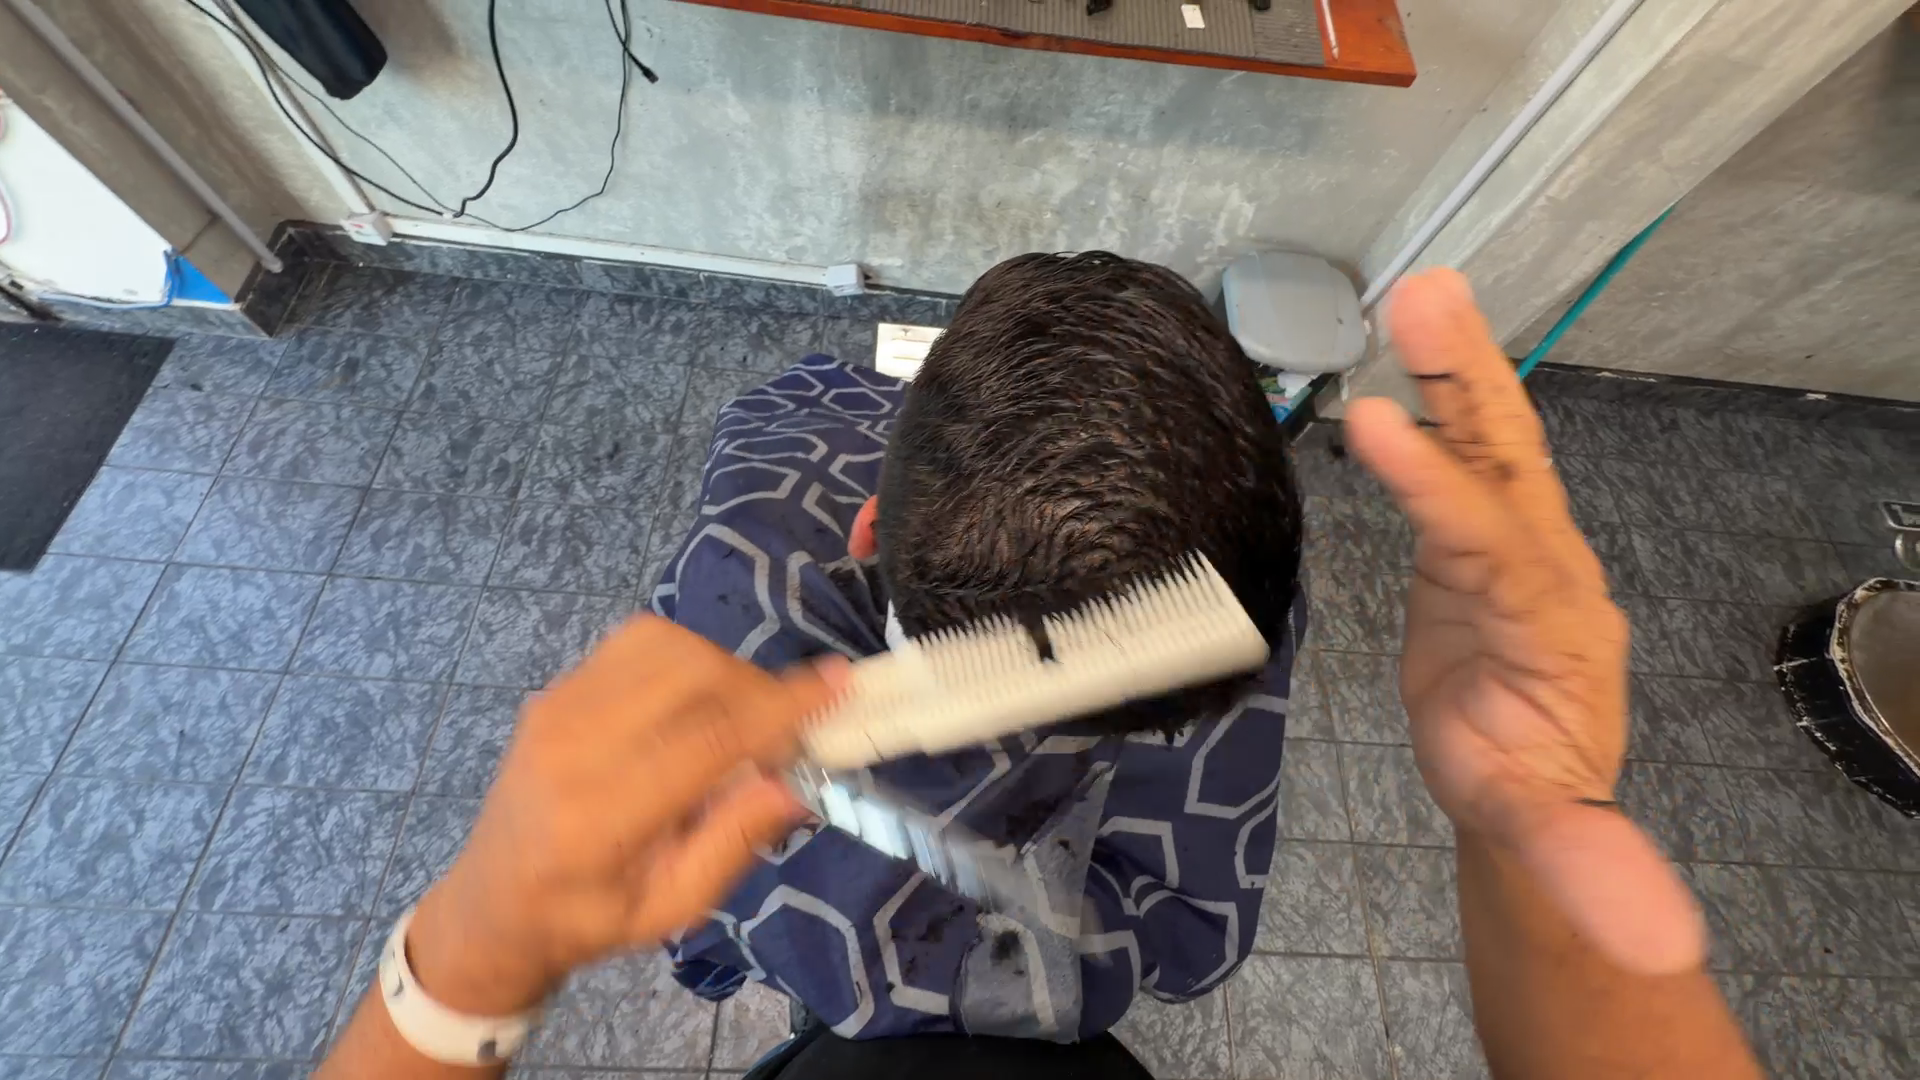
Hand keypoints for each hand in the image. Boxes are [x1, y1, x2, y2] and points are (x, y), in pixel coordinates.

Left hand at [404, 616, 840, 1014]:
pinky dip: (688, 655)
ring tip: (741, 711)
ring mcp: (557, 704)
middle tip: (783, 723)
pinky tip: (697, 695)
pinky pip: (640, 641)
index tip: (838, 683)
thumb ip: (735, 842)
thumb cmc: (587, 916)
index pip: (710, 738)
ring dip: (725, 668)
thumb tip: (796, 781)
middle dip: (758, 687)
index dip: (782, 706)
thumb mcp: (672, 908)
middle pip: (692, 673)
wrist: (489, 903)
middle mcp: (572, 745)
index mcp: (600, 817)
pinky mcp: (556, 686)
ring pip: (668, 643)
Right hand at [1343, 269, 1703, 973]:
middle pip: (1509, 457)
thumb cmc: (1521, 788)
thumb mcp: (1546, 831)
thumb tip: (1654, 934)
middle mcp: (1542, 562)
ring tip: (1414, 298)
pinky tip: (1399, 372)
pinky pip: (1454, 465)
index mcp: (1549, 622)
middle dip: (1466, 377)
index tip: (1372, 422)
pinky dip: (1429, 413)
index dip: (1433, 483)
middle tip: (1423, 296)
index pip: (1489, 539)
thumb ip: (1584, 858)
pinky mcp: (1472, 541)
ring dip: (1449, 370)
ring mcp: (1510, 543)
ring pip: (1485, 443)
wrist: (1525, 772)